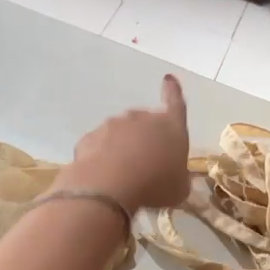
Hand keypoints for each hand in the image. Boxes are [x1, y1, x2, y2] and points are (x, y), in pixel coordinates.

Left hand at [60, 75, 192, 212]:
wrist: (110, 189)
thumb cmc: (155, 187)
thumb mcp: (179, 189)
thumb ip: (179, 178)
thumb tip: (177, 176)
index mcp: (171, 127)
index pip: (175, 103)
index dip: (173, 91)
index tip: (168, 79)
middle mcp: (142, 119)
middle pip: (146, 122)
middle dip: (146, 137)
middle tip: (146, 163)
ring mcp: (113, 125)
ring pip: (120, 133)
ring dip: (123, 147)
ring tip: (123, 174)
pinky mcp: (90, 137)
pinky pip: (100, 145)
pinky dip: (102, 157)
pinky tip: (104, 176)